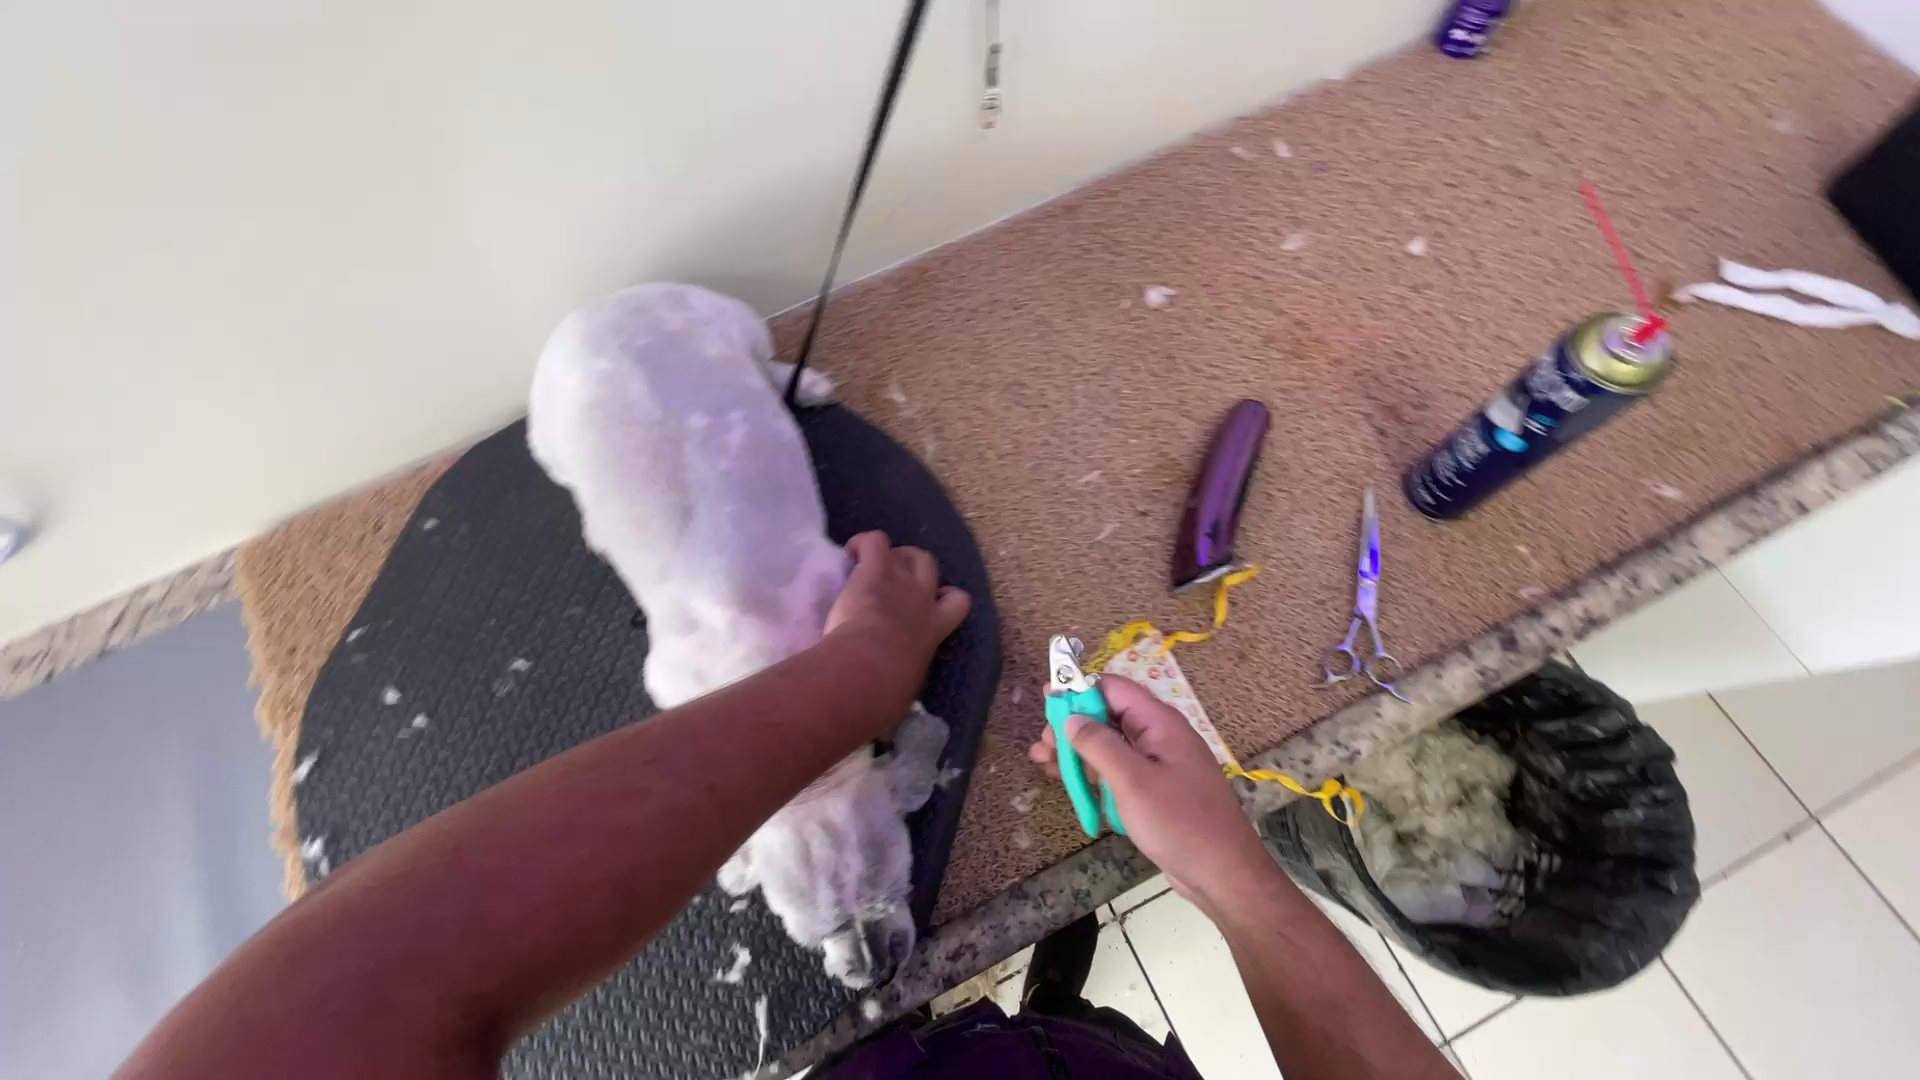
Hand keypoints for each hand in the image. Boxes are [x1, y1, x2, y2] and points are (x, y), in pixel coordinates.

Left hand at [825, 531, 971, 675]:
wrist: (871, 667)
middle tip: (891, 581)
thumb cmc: (888, 688)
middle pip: (929, 565)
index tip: (926, 603)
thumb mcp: (907, 683)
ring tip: (866, 567)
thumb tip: (893, 688)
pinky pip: (875, 540)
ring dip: (889, 555)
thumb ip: (906, 671)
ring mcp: (900, 581)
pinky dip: (862, 544)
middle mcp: (923, 599)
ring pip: (906, 551)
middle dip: (913, 566)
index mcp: (934, 628)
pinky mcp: (875, 570)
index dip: (944, 596)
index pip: (958, 602)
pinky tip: (850, 554)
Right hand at [1028, 676, 1276, 918]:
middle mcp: (1158, 736)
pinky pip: (1118, 770)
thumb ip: (1099, 744)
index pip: (1113, 688)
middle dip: (1072, 725)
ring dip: (1077, 751)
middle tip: (1042, 745)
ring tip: (1042, 761)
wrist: (1222, 874)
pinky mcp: (1154, 789)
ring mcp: (1157, 764)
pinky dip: (1093, 773)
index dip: (1080, 690)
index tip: (1048, 703)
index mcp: (1159, 723)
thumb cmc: (1179, 823)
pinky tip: (1069, 781)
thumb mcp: (1132, 781)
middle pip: (1108, 716)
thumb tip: (1072, 717)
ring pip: (1109, 745)